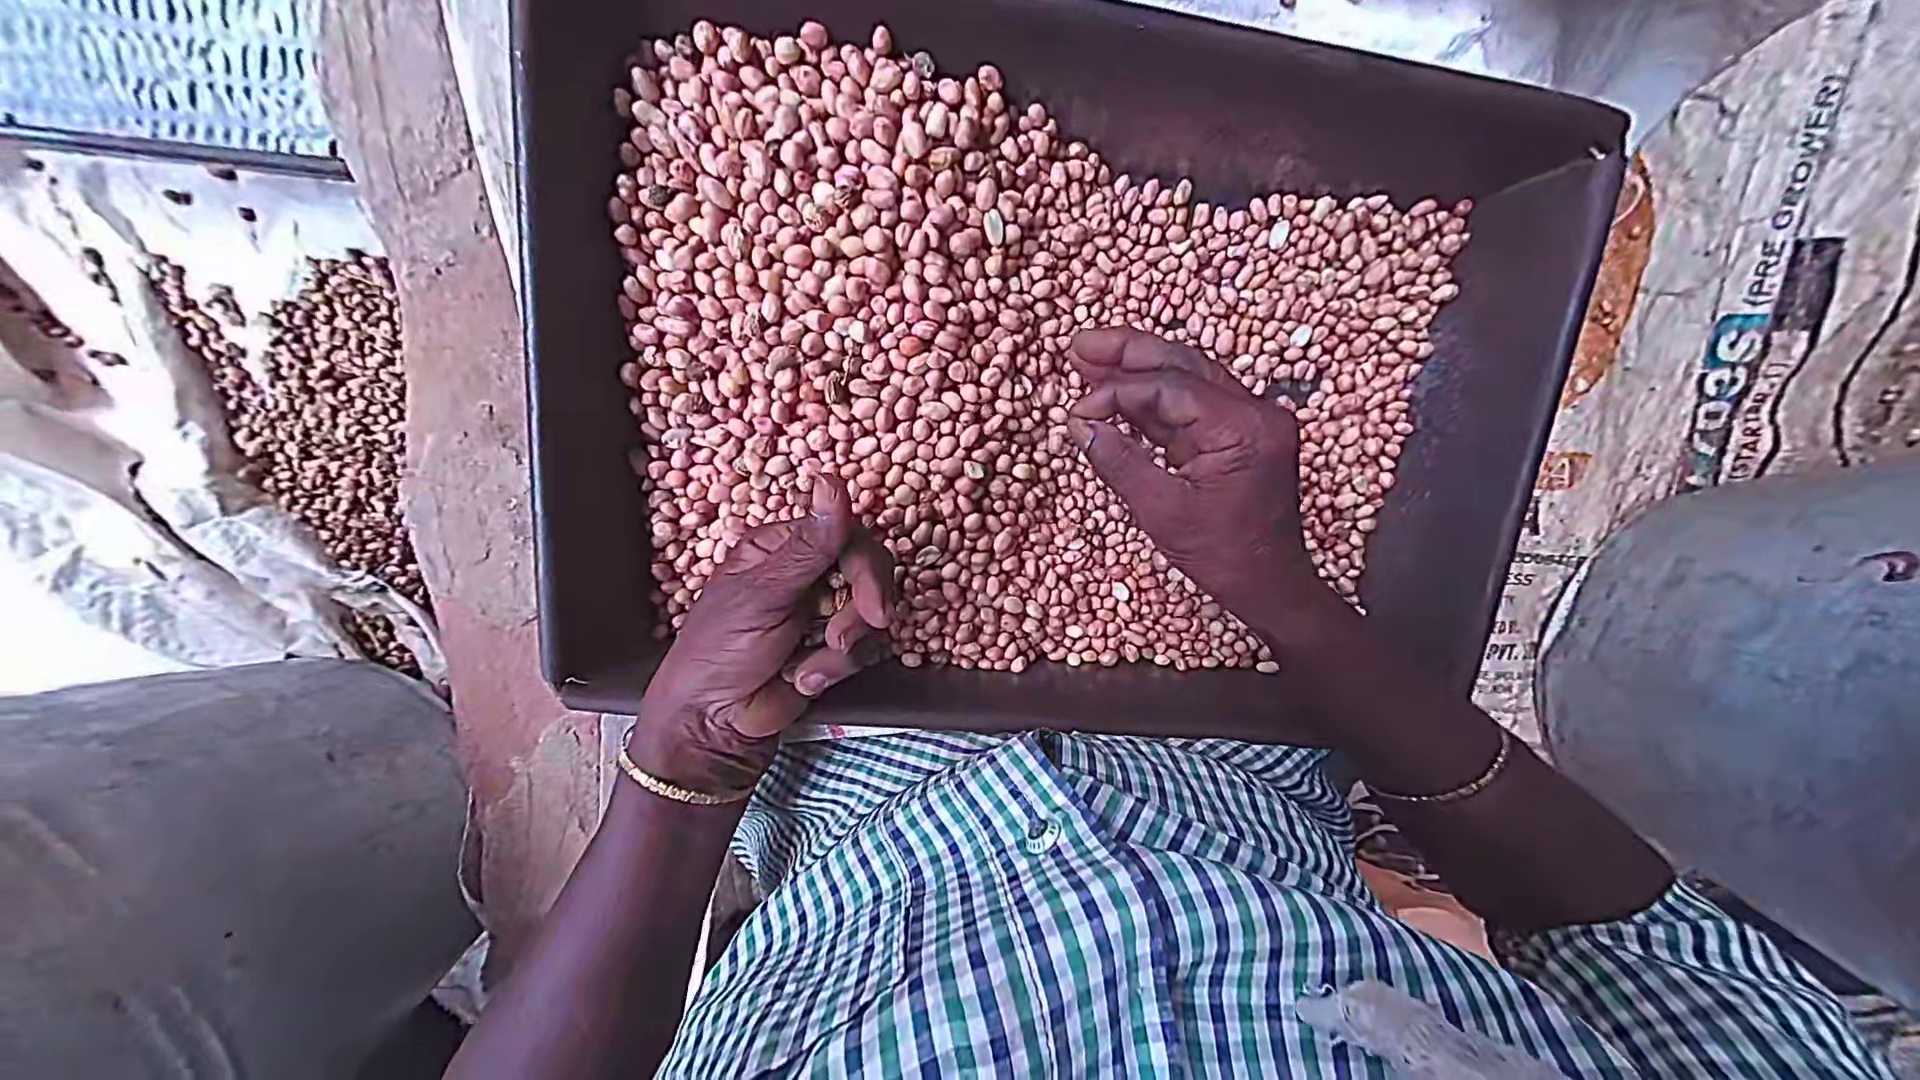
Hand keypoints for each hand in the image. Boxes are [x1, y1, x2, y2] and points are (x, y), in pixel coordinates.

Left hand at [631, 477, 893, 794]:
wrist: (712, 726)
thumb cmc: (719, 652)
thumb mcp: (762, 595)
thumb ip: (808, 545)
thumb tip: (831, 480)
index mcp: (784, 547)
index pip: (847, 536)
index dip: (866, 569)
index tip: (871, 605)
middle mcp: (810, 573)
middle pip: (870, 571)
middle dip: (860, 611)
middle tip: (838, 640)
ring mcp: (824, 610)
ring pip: (873, 613)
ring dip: (844, 649)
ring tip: (807, 667)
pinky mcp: (835, 647)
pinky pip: (866, 647)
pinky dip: (838, 669)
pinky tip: (804, 679)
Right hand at [1066, 327, 1322, 625]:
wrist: (1271, 584)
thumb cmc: (1223, 556)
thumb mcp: (1162, 512)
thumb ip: (1120, 462)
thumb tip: (1080, 426)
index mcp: (1243, 428)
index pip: (1168, 388)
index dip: (1116, 392)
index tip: (1077, 412)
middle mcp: (1255, 411)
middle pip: (1183, 363)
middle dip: (1127, 352)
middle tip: (1079, 344)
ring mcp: (1250, 419)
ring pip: (1187, 376)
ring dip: (1137, 368)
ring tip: (1091, 357)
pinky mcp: (1239, 433)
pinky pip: (1191, 403)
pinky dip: (1152, 399)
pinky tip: (1118, 392)